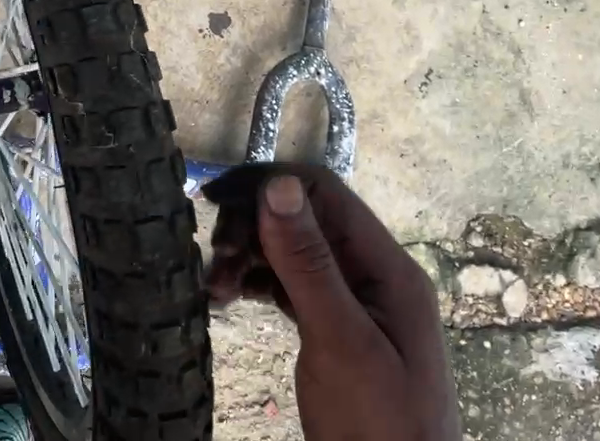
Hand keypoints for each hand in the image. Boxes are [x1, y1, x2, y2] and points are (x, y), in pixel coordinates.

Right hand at [202, 163, 460, 440]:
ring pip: (287, 249)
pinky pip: (284, 282)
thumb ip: (308, 263)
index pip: (323, 192)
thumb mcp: (340, 342)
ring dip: (244, 256)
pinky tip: (225, 297)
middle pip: (300, 218)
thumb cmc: (376, 427)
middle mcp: (370, 274)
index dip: (267, 185)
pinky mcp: (330, 324)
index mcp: (386, 268)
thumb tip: (278, 182)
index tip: (215, 203)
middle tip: (214, 257)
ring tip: (213, 288)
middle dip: (250, 226)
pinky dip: (251, 282)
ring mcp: (352, 300)